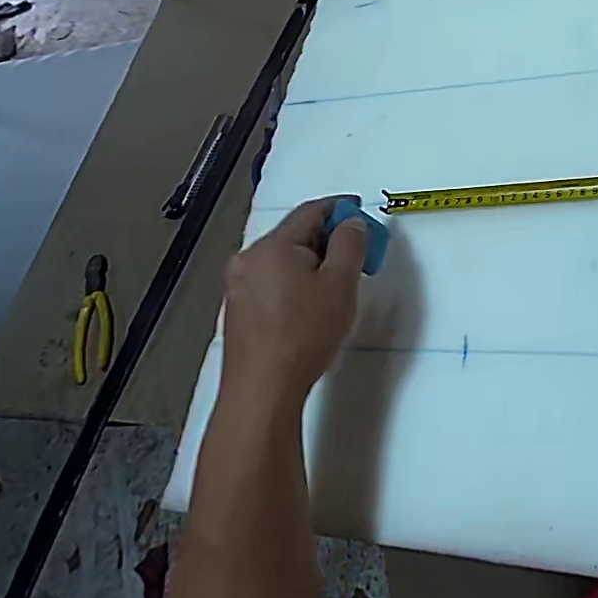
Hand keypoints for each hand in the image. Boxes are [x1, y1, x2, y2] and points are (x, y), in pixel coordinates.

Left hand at [221, 196, 368, 405]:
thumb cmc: (304, 335)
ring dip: (311, 260)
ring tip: (336, 281)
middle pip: (294, 233)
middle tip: (356, 251)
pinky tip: (310, 302)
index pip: (310, 211)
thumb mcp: (341, 284)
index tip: (359, 210)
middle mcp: (249, 258)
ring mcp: (239, 285)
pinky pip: (271, 279)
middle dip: (327, 237)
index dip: (340, 207)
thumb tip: (351, 223)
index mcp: (272, 246)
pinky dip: (294, 279)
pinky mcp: (238, 309)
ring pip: (283, 258)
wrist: (262, 390)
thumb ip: (350, 244)